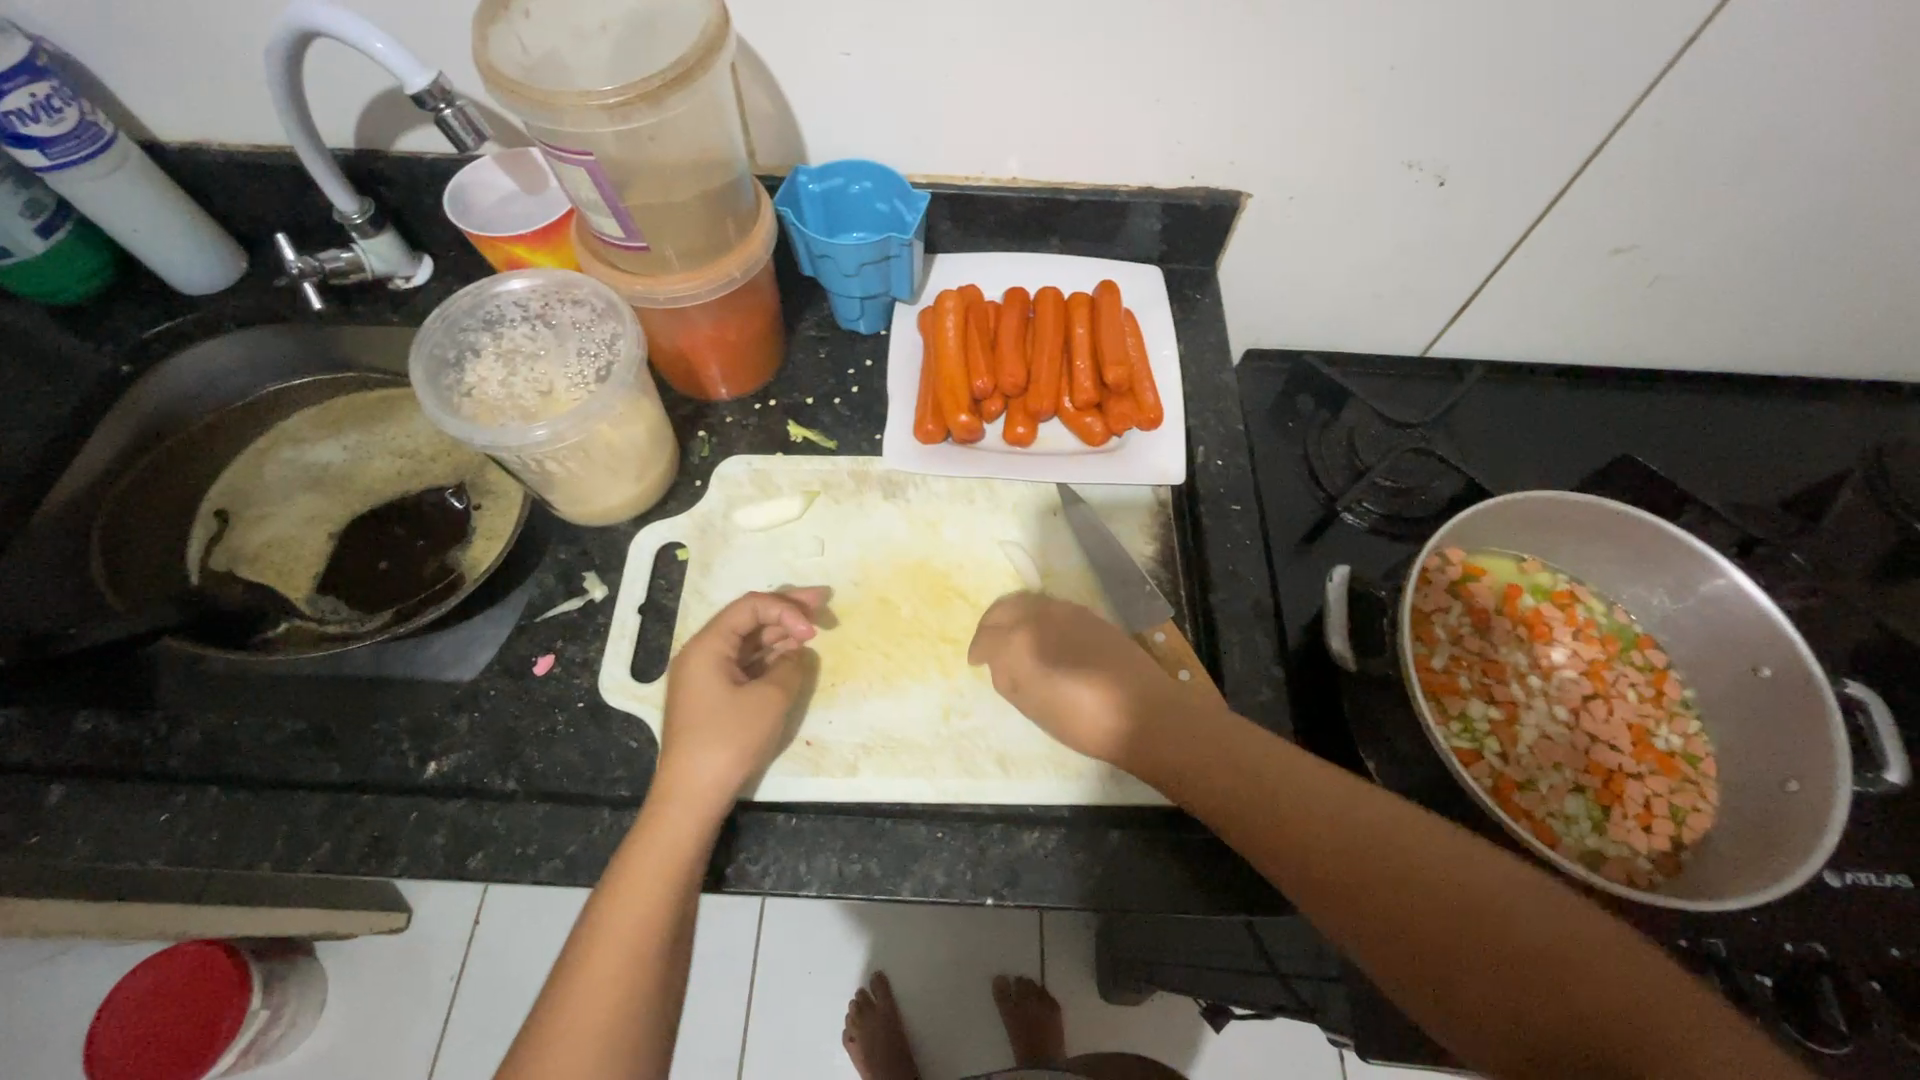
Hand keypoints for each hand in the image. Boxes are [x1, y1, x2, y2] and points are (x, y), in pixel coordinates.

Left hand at [657, 587, 828, 810]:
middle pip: (748, 619)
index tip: (813, 631)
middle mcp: (702, 653)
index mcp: (707, 645)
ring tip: (813, 627)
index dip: (786, 609)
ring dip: (780, 633)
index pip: (750, 607)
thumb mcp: (770, 699)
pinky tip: (793, 654)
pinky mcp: (714, 697)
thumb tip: (796, 653)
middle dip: (786, 610)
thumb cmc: (729, 740)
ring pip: (748, 642)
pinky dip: (770, 656)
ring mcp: (707, 676)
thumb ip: (790, 666)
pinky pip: (746, 664)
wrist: (693, 793)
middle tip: (823, 600)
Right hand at [967, 592, 1196, 769]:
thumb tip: (999, 660)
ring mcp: (1067, 611)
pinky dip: (1037, 616)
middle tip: (989, 644)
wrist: (1143, 712)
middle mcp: (1040, 615)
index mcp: (1019, 640)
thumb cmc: (1082, 720)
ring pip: (1028, 602)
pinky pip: (1051, 607)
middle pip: (1004, 608)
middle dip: (991, 624)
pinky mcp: (1090, 615)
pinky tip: (1044, 637)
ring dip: (1014, 616)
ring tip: (1014, 638)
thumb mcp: (1032, 707)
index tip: (976, 662)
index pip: (986, 635)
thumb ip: (1007, 677)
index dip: (977, 650)